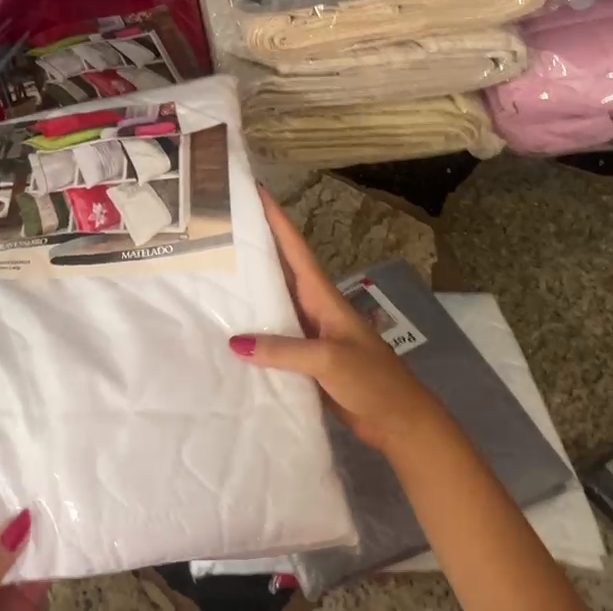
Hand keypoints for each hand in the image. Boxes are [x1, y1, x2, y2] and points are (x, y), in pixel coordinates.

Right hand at [229, 187, 436, 450]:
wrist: (399, 423)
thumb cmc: (372, 380)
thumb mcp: (329, 359)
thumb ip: (283, 349)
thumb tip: (234, 342)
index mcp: (323, 297)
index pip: (295, 249)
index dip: (276, 219)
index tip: (254, 189)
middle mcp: (313, 307)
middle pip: (280, 268)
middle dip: (254, 243)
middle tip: (219, 223)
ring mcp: (308, 332)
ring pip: (272, 300)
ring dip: (249, 284)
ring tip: (214, 266)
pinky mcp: (304, 357)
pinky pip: (271, 333)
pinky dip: (251, 326)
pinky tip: (228, 327)